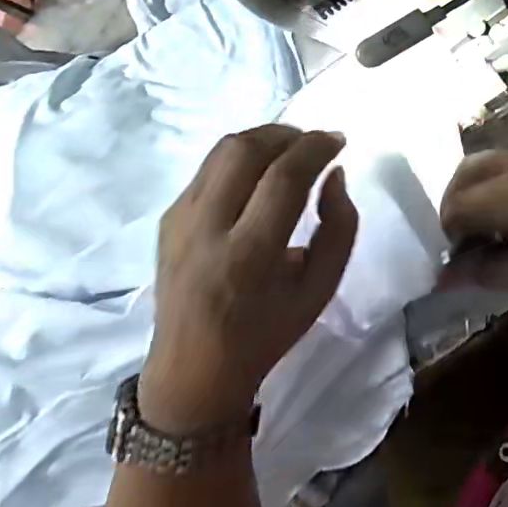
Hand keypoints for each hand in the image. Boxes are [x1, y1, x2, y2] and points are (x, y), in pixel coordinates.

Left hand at [141, 126, 356, 433]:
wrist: (192, 372)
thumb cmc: (268, 331)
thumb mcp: (323, 287)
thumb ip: (340, 226)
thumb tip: (335, 174)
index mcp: (249, 256)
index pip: (284, 178)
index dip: (315, 148)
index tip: (338, 141)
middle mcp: (206, 231)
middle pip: (245, 150)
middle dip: (289, 134)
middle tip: (315, 143)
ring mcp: (179, 222)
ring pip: (223, 150)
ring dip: (265, 138)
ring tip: (291, 150)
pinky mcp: (167, 219)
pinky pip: (209, 168)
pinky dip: (243, 157)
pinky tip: (261, 175)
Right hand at [438, 145, 507, 307]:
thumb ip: (488, 270)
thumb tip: (444, 274)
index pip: (460, 203)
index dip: (447, 235)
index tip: (451, 264)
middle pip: (469, 170)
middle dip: (455, 206)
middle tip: (461, 246)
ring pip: (491, 163)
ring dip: (477, 193)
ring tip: (487, 236)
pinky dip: (501, 185)